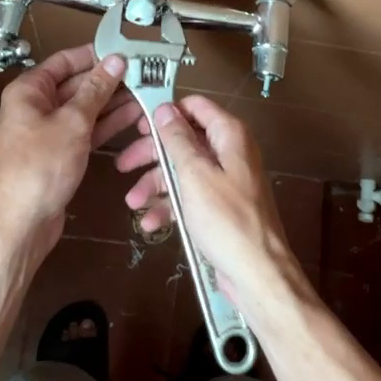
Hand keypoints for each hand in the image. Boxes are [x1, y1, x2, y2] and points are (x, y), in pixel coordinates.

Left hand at [0, 45, 142, 250]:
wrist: (20, 225)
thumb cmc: (40, 167)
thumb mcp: (73, 122)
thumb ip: (96, 90)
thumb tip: (115, 60)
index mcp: (29, 91)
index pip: (65, 61)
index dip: (94, 54)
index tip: (124, 51)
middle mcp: (35, 107)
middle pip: (75, 84)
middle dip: (108, 80)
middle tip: (143, 73)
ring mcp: (47, 132)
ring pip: (83, 108)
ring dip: (111, 102)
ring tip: (145, 92)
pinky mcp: (58, 154)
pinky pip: (84, 130)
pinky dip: (105, 124)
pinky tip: (131, 116)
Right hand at [116, 95, 301, 299]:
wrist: (257, 273)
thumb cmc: (225, 218)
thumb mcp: (195, 174)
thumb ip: (177, 139)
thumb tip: (165, 107)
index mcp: (230, 135)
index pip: (195, 107)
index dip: (166, 113)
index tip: (138, 126)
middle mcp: (230, 152)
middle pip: (186, 140)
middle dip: (153, 153)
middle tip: (123, 165)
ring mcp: (227, 180)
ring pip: (185, 170)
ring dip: (157, 184)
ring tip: (132, 203)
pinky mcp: (222, 207)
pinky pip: (192, 196)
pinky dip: (172, 205)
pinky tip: (151, 223)